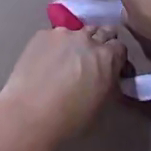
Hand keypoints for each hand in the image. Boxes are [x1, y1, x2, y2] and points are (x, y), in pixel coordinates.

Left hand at [0, 27, 126, 150]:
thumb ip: (110, 83)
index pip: (120, 47)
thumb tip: (110, 77)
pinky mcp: (41, 35)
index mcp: (107, 57)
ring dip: (77, 42)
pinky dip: (55, 46)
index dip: (117, 57)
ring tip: (68, 58)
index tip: (112, 67)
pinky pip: (54, 37)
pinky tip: (46, 61)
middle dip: (101, 42)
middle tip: (93, 58)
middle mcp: (87, 38)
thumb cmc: (71, 119)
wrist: (30, 114)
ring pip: (76, 32)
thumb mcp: (103, 105)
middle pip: (101, 31)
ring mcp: (62, 34)